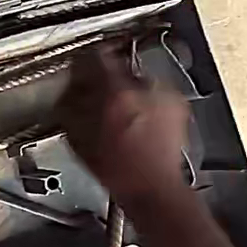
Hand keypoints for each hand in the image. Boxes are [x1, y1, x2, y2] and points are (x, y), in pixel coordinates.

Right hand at [58, 43, 190, 202]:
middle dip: (106, 81)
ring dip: (126, 91)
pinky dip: (144, 101)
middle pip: (119, 69)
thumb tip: (69, 90)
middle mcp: (145, 89)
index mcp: (117, 93)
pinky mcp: (177, 108)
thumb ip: (71, 107)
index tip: (81, 66)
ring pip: (137, 82)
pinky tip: (135, 120)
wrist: (153, 188)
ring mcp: (165, 98)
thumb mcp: (79, 137)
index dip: (85, 61)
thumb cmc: (119, 169)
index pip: (98, 58)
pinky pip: (155, 94)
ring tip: (117, 112)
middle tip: (97, 95)